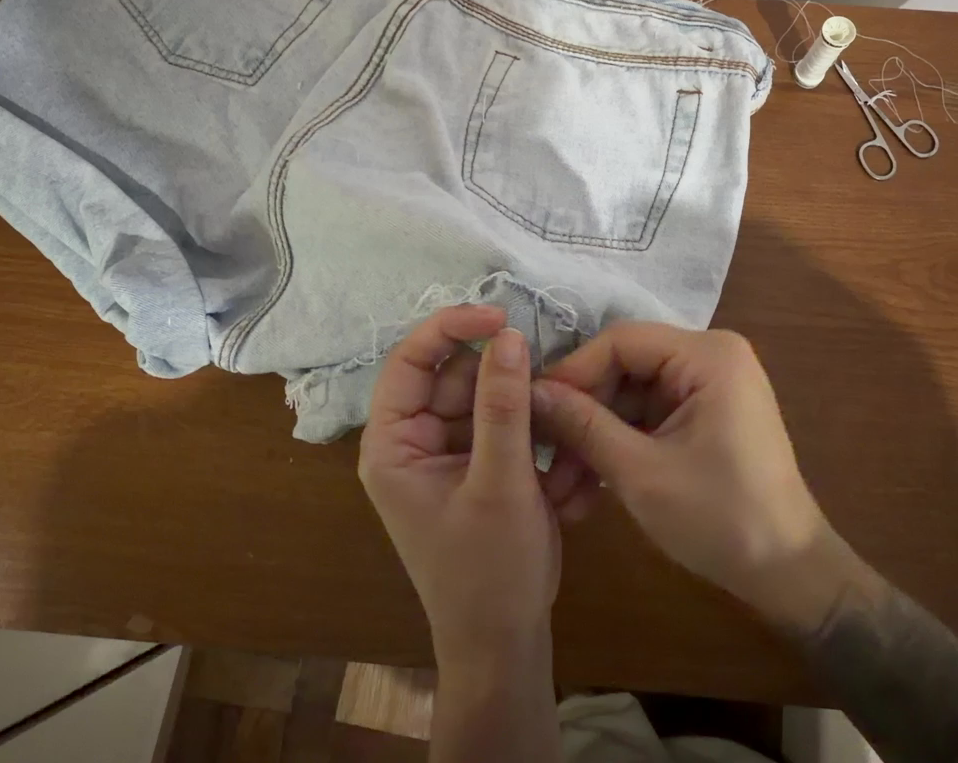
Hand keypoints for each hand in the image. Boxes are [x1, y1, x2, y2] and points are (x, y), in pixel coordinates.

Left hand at [357, 305, 561, 664]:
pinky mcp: (478, 470)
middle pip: (456, 379)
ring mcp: (447, 456)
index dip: (450, 328)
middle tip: (554, 383)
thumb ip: (503, 407)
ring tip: (564, 433)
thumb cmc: (488, 570)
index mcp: (394, 444)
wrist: (504, 643)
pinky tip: (562, 466)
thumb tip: (508, 335)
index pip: (410, 362)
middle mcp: (414, 442)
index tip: (501, 314)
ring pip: (486, 402)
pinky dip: (533, 436)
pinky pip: (503, 430)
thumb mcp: (500, 483)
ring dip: (527, 411)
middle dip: (504, 379)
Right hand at [529, 323, 837, 629]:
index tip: (530, 410)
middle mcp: (708, 359)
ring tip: (558, 489)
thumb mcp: (641, 472)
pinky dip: (616, 448)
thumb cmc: (721, 518)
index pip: (620, 341)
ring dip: (592, 439)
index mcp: (707, 356)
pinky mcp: (700, 418)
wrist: (789, 575)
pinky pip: (645, 419)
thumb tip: (530, 392)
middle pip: (622, 369)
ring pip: (627, 398)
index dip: (572, 372)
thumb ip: (583, 425)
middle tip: (541, 457)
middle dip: (580, 415)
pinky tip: (584, 489)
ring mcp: (705, 389)